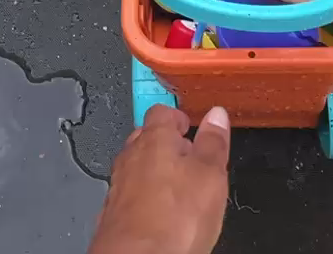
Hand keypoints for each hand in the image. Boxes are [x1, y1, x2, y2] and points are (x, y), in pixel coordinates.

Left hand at [88, 105, 230, 253]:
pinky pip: (130, 192)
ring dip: (154, 170)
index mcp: (155, 138)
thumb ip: (214, 142)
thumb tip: (217, 115)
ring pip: (137, 165)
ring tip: (175, 185)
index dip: (178, 117)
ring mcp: (120, 183)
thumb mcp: (210, 175)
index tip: (189, 125)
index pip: (162, 112)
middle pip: (147, 137)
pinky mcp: (115, 210)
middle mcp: (132, 155)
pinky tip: (158, 210)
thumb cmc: (172, 220)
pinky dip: (144, 195)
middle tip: (186, 155)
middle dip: (166, 144)